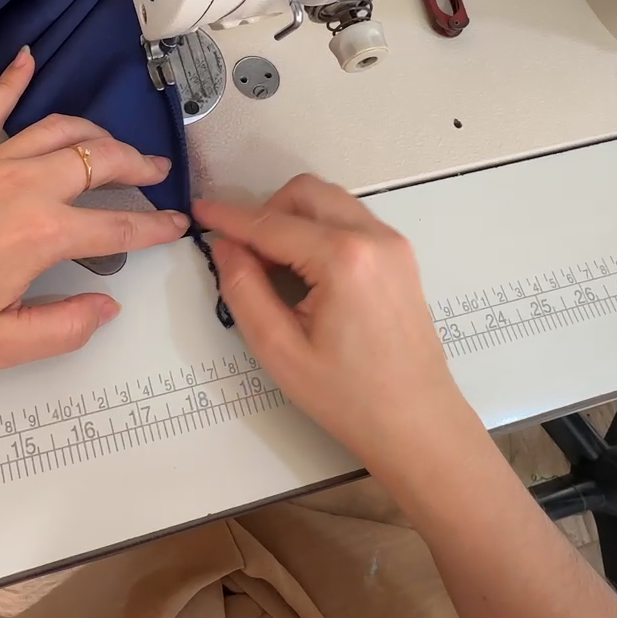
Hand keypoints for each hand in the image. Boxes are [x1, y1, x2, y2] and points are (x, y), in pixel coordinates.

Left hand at [0, 47, 190, 373]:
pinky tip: (27, 57)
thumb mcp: (4, 343)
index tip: (178, 225)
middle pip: (101, 160)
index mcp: (43, 235)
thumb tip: (108, 306)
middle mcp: (25, 186)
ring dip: (98, 132)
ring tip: (118, 144)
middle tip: (159, 174)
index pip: (118, 226)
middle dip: (139, 165)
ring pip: (61, 129)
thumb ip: (67, 328)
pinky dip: (12, 80)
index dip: (156, 228)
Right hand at [193, 175, 467, 469]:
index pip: (271, 223)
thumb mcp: (278, 349)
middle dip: (266, 212)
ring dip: (293, 218)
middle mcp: (373, 237)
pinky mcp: (400, 255)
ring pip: (329, 201)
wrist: (418, 424)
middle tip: (247, 255)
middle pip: (305, 193)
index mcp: (343, 259)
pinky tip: (306, 271)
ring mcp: (393, 243)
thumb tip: (226, 246)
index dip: (229, 217)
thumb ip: (243, 289)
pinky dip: (318, 229)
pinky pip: (349, 220)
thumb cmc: (347, 396)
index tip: (198, 210)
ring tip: (275, 267)